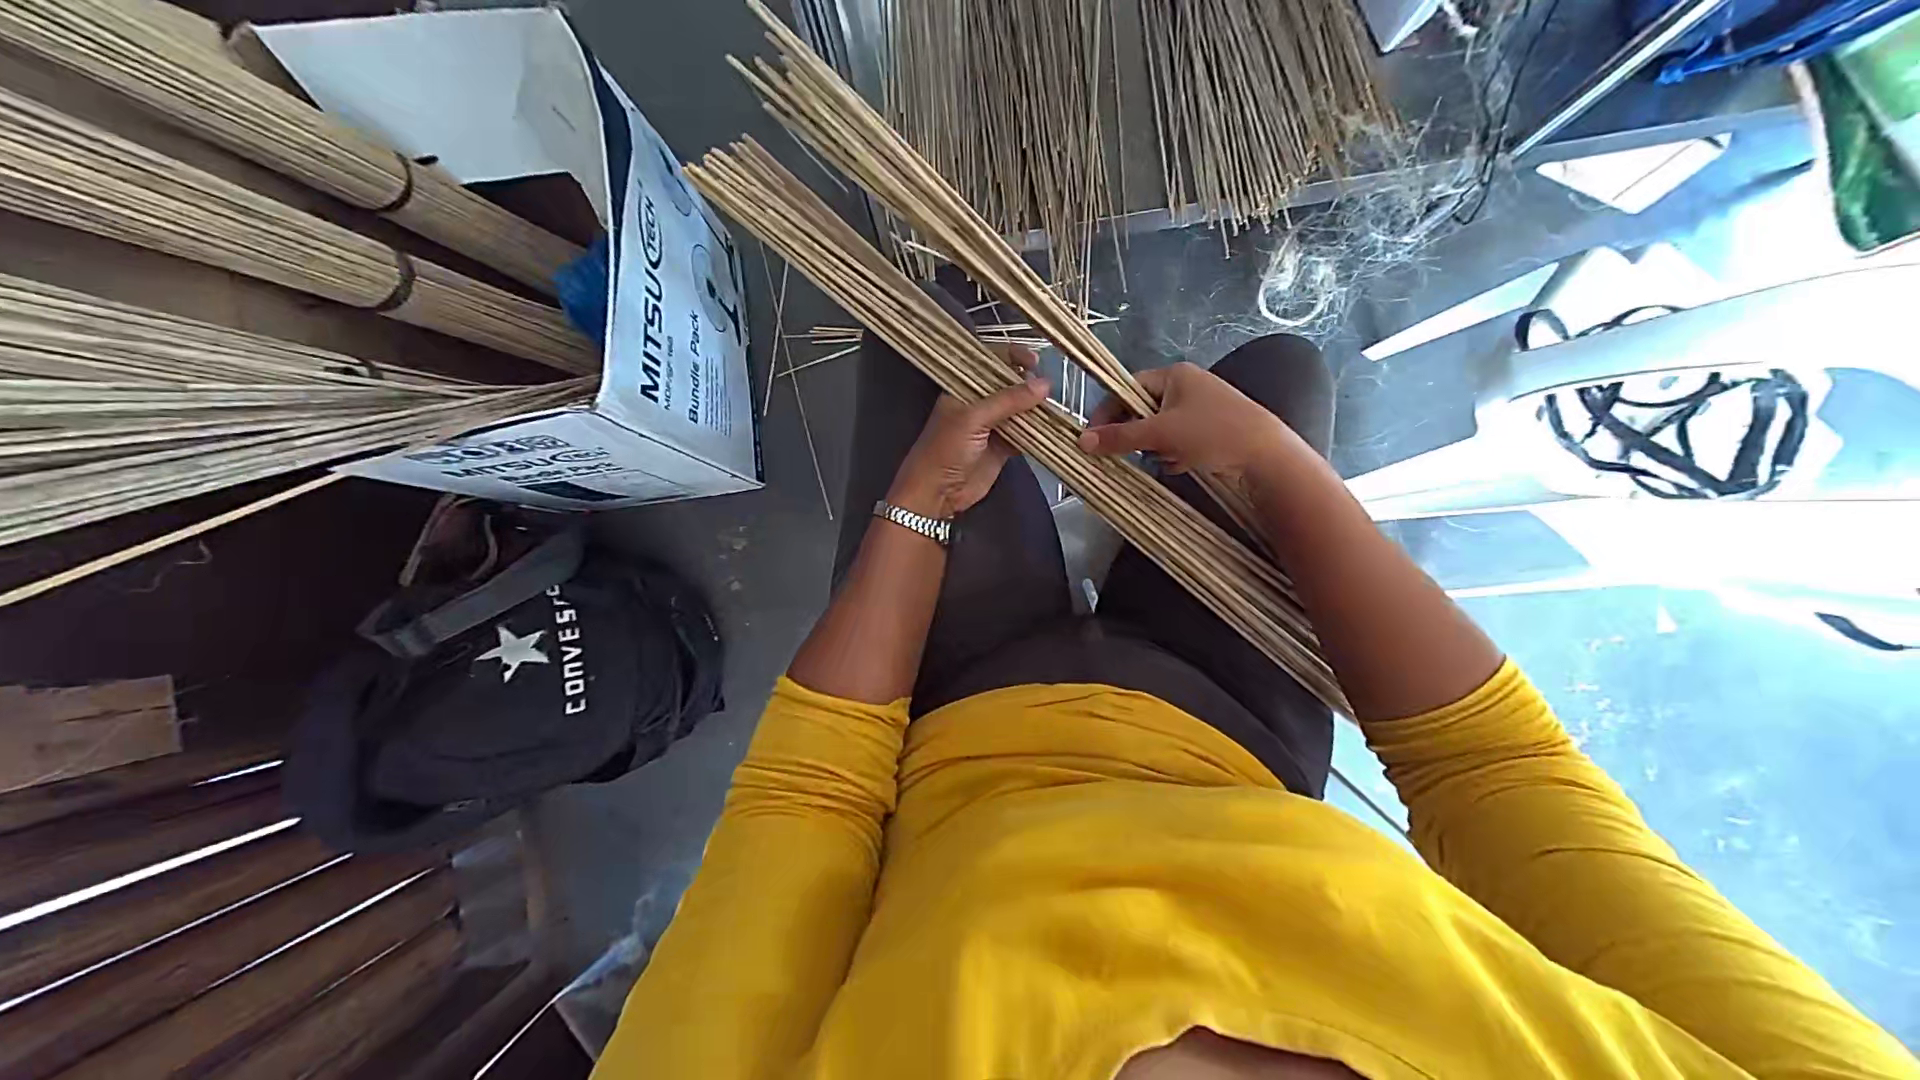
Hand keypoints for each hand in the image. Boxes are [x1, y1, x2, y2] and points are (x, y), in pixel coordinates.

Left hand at [888, 345, 1049, 519]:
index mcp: (964, 387)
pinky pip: (1025, 434)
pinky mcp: (1004, 446)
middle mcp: (980, 402)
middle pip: (1010, 384)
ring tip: (1051, 408)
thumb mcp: (973, 418)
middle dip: (1029, 384)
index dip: (1012, 356)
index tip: (1033, 359)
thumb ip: (1008, 400)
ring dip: (1036, 409)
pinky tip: (1049, 428)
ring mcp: (993, 425)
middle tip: (1045, 388)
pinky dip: (1037, 432)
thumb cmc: (944, 450)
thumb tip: (1043, 385)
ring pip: (1021, 409)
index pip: (991, 361)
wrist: (936, 492)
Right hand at [1077, 362, 1294, 480]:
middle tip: (1126, 452)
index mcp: (1174, 375)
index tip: (1094, 436)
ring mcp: (1200, 409)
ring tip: (1164, 459)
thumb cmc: (1212, 433)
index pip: (1127, 387)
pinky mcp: (1209, 431)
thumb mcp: (1160, 434)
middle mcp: (1186, 387)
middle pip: (1141, 410)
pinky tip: (1181, 464)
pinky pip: (1177, 441)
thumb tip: (1081, 442)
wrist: (1266, 456)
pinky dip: (1173, 455)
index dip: (1108, 411)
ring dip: (1155, 448)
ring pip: (1158, 430)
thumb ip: (1119, 437)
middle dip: (1135, 434)